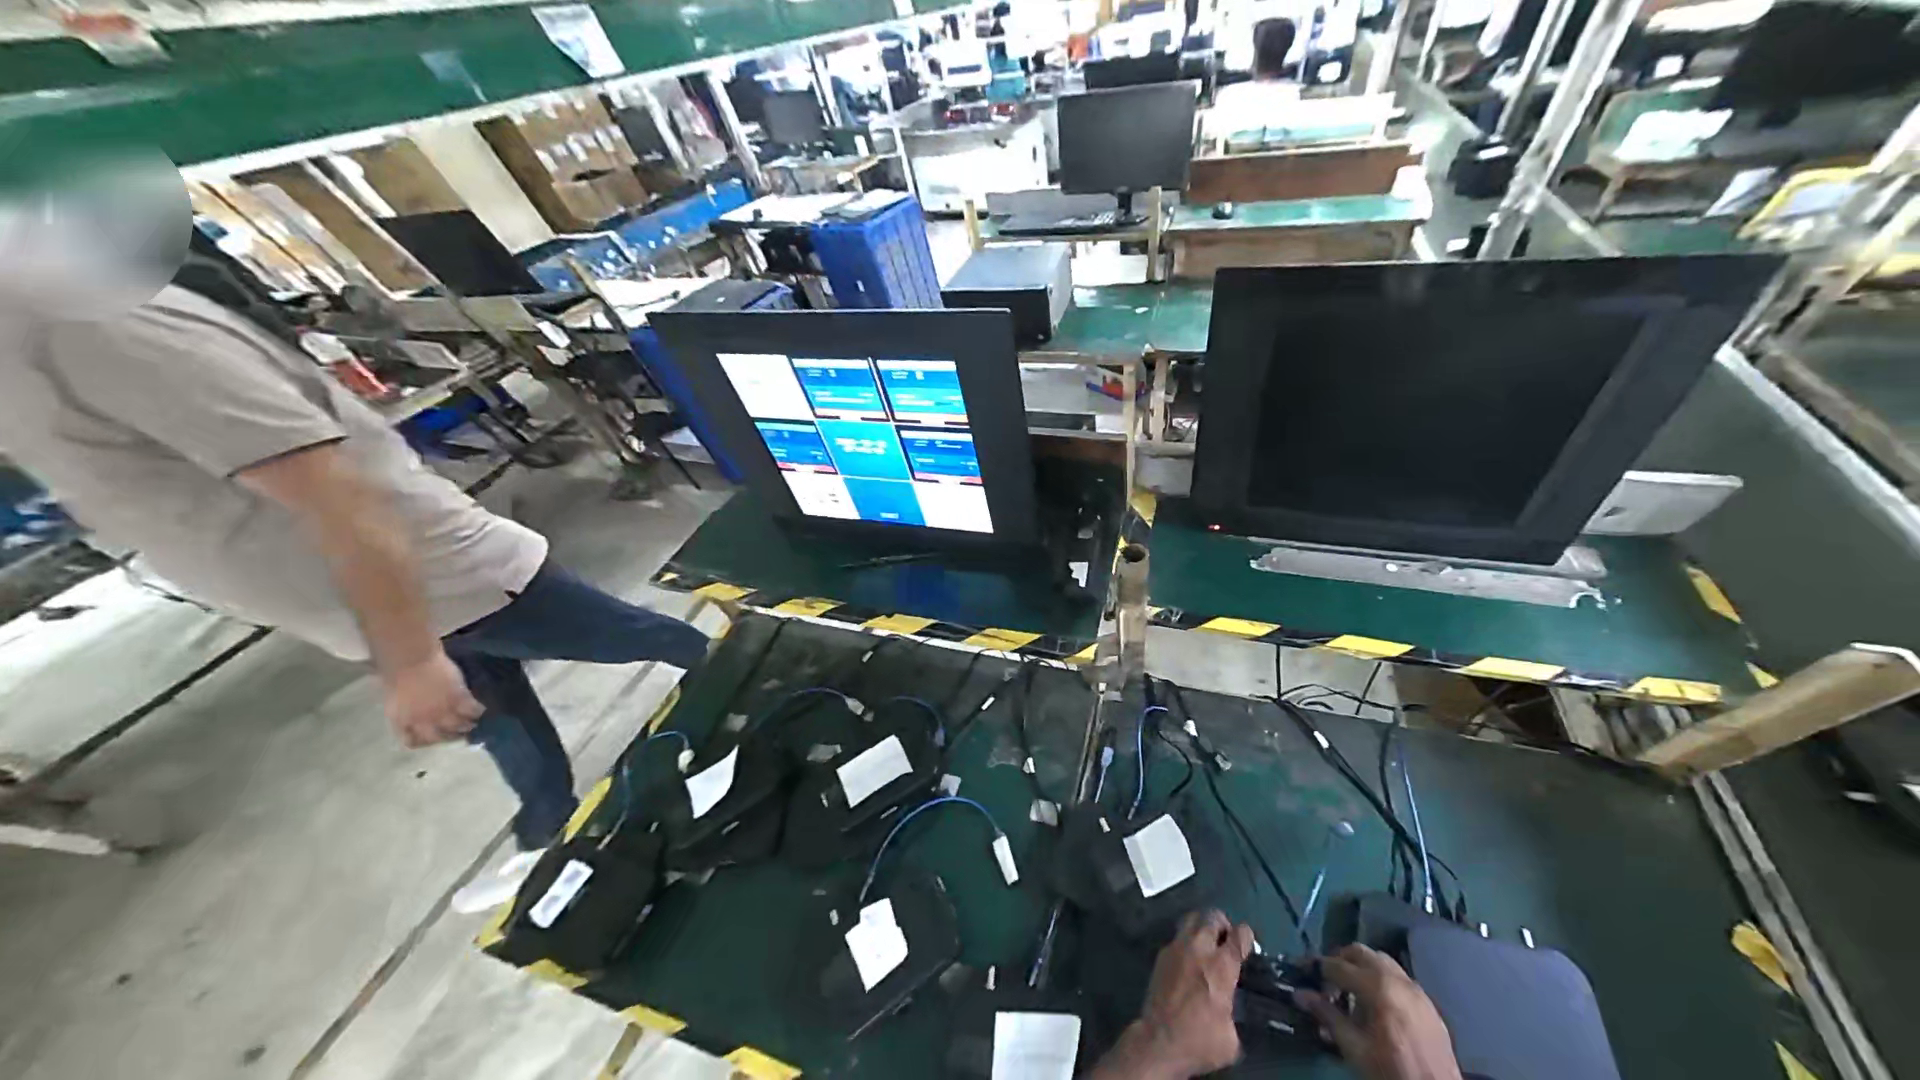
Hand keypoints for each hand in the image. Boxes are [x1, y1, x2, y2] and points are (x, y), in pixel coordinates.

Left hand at [383, 651, 483, 747]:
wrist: (410, 660)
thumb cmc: (398, 675)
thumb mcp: (395, 701)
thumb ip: (407, 713)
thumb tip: (420, 717)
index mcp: (403, 722)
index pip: (414, 741)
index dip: (426, 741)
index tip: (435, 737)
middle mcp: (424, 721)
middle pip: (441, 737)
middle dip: (451, 736)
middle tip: (460, 733)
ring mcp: (442, 711)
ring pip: (459, 726)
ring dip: (467, 725)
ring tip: (474, 722)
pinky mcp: (459, 698)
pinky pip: (472, 709)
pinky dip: (478, 710)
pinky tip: (481, 708)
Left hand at [1093, 909, 1254, 1079]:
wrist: (1159, 1040)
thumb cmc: (1200, 1041)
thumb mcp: (1231, 1035)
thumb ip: (1234, 1010)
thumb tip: (1228, 1005)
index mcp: (1221, 967)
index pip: (1239, 935)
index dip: (1247, 936)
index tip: (1248, 944)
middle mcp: (1199, 949)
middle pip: (1213, 917)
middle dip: (1223, 925)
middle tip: (1227, 941)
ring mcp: (1176, 947)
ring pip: (1192, 919)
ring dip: (1203, 926)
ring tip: (1209, 943)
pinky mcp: (1162, 954)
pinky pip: (1178, 936)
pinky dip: (1188, 940)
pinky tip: (1190, 959)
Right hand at [1294, 944, 1462, 1079]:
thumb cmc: (1392, 1073)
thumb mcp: (1354, 1048)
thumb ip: (1326, 1015)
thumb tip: (1299, 994)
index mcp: (1378, 987)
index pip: (1337, 965)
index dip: (1316, 967)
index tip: (1301, 971)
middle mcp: (1398, 980)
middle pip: (1360, 952)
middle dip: (1339, 961)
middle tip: (1327, 982)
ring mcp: (1416, 990)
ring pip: (1381, 961)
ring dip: (1361, 968)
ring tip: (1351, 992)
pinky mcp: (1428, 1004)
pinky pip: (1398, 978)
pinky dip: (1381, 980)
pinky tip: (1376, 1006)